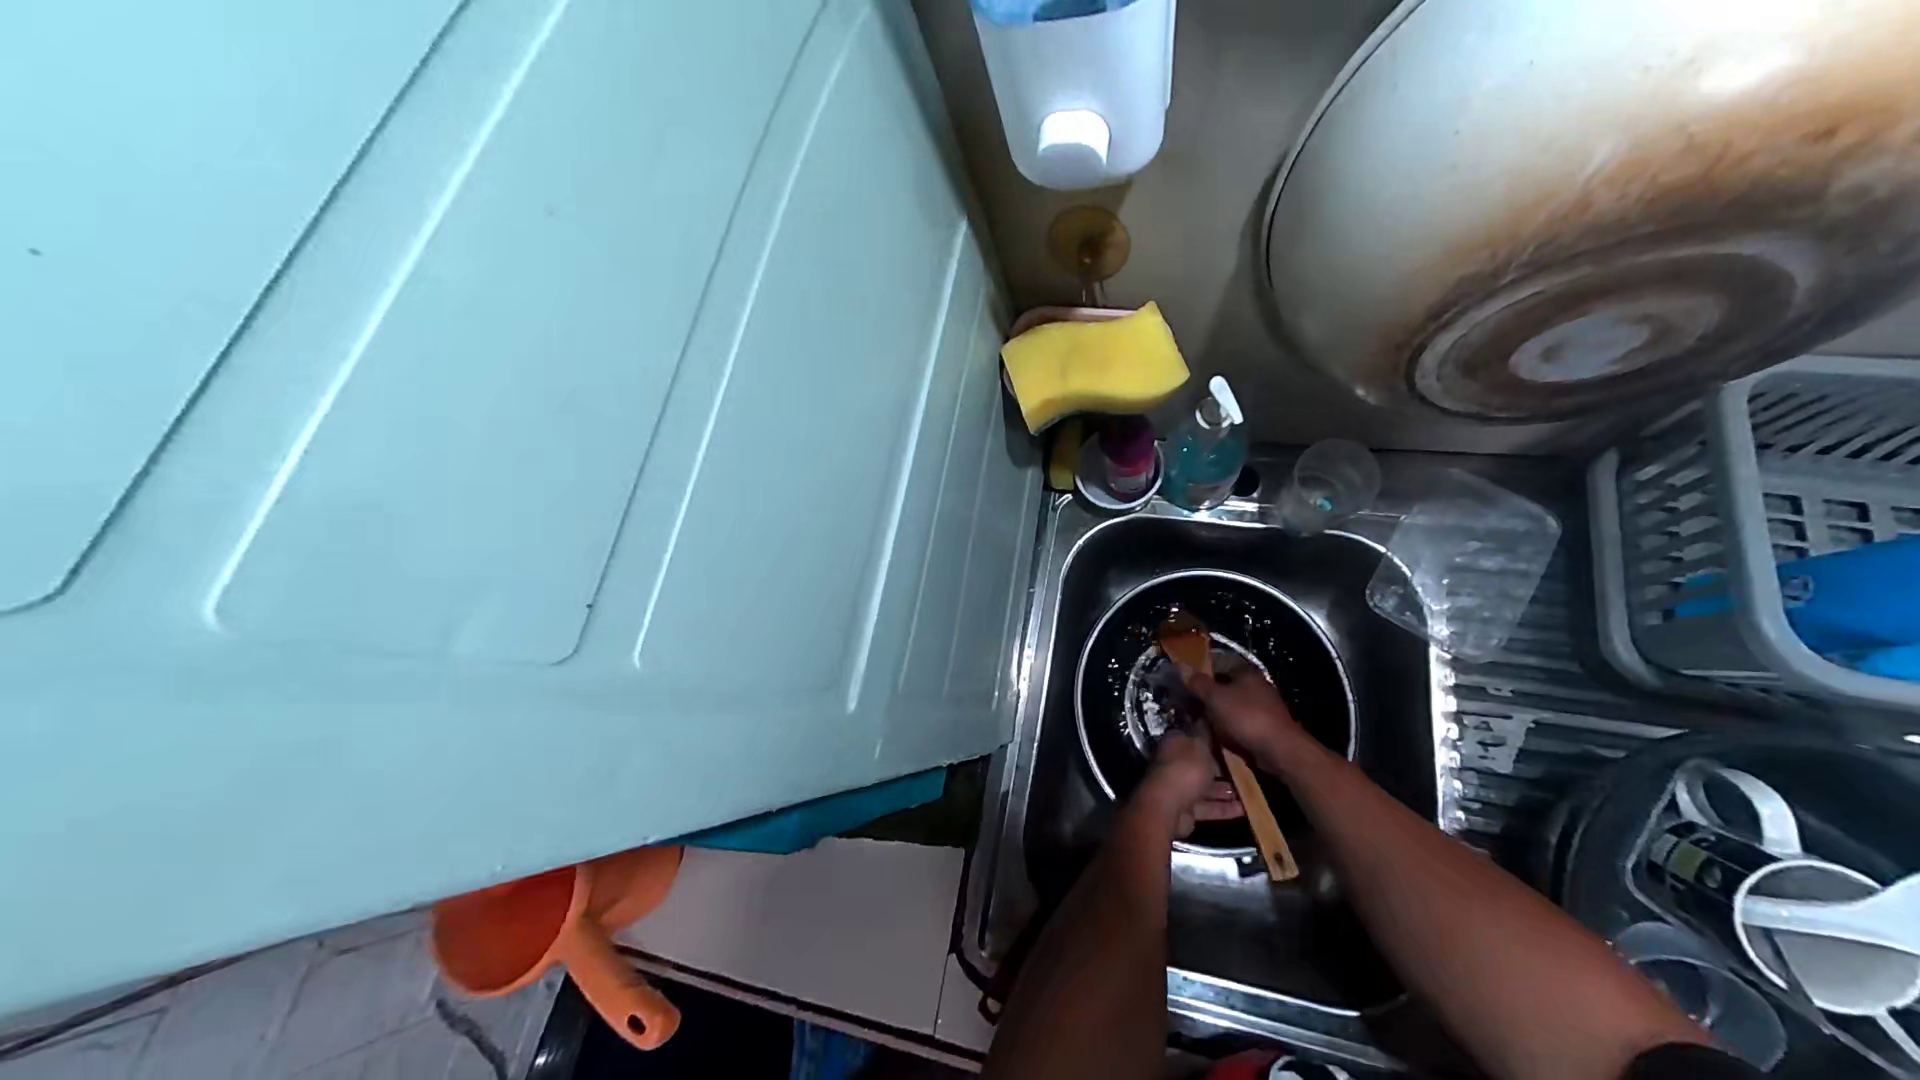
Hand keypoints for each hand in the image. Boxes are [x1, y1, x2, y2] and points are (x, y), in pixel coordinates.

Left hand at [1136, 728, 1242, 837]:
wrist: (1168, 807)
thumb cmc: (1186, 769)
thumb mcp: (1199, 744)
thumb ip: (1204, 732)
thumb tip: (1205, 716)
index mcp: (1174, 744)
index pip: (1194, 737)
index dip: (1212, 739)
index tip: (1233, 741)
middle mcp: (1174, 764)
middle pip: (1201, 764)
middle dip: (1223, 768)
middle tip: (1248, 770)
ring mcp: (1179, 787)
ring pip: (1206, 787)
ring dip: (1226, 790)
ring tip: (1250, 791)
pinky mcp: (1185, 809)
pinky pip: (1208, 807)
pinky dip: (1224, 808)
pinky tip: (1245, 810)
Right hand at [1179, 664, 1309, 768]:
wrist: (1279, 750)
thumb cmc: (1246, 717)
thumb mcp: (1215, 697)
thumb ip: (1197, 682)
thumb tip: (1179, 665)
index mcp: (1246, 672)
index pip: (1219, 664)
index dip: (1202, 672)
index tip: (1186, 683)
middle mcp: (1257, 685)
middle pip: (1226, 686)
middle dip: (1209, 695)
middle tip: (1189, 703)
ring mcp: (1263, 706)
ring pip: (1232, 705)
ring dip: (1217, 712)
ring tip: (1199, 720)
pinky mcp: (1265, 725)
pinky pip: (1240, 721)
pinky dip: (1228, 726)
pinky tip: (1217, 734)